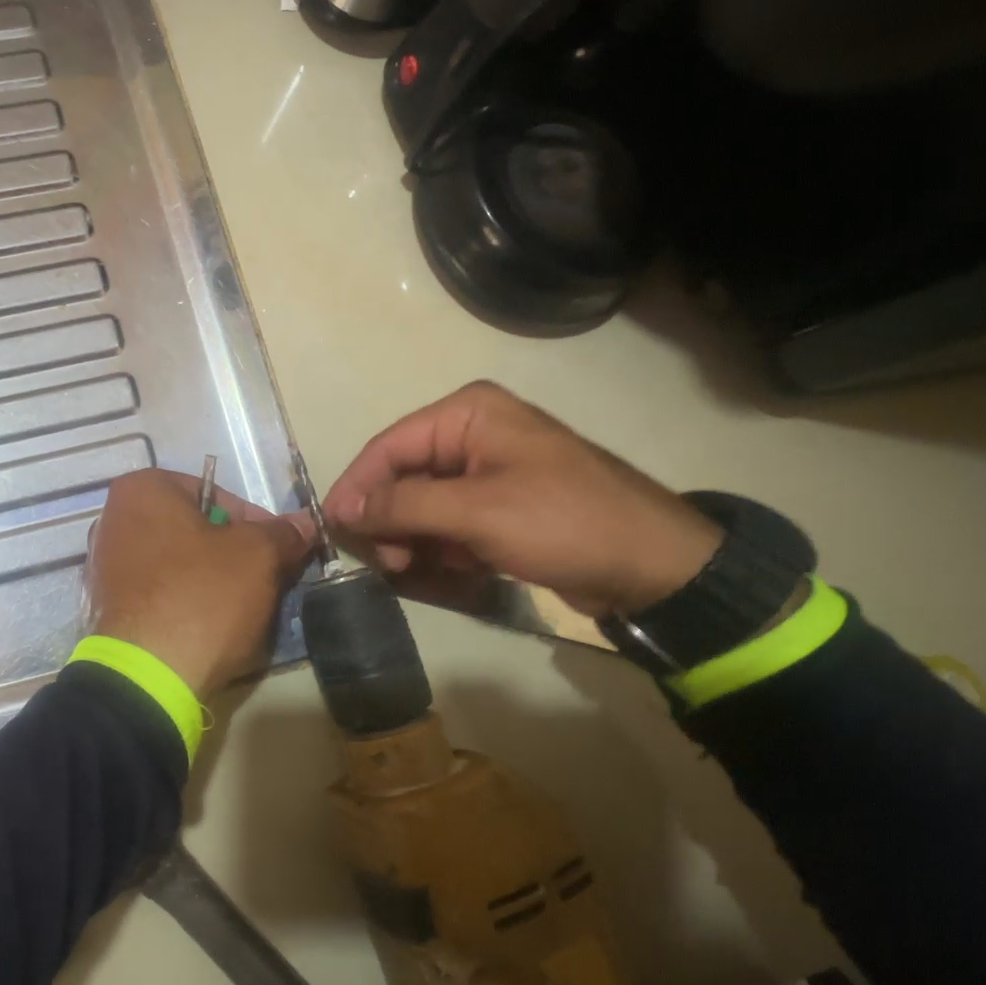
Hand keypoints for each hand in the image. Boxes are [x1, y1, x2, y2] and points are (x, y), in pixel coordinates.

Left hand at [87, 470, 313, 695]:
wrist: (149, 676)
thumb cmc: (201, 595)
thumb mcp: (257, 556)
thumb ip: (282, 533)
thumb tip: (305, 524)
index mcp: (142, 490)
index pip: (215, 493)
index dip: (254, 523)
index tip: (277, 552)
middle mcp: (113, 518)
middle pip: (193, 529)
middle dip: (231, 553)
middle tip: (265, 581)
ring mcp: (104, 565)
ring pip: (176, 563)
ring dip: (210, 580)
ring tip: (241, 609)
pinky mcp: (106, 607)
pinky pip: (158, 593)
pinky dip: (183, 603)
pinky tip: (207, 627)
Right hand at [324, 381, 722, 617]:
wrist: (653, 566)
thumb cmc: (562, 523)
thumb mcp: (476, 512)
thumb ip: (402, 506)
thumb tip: (343, 508)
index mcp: (469, 414)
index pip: (389, 446)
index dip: (357, 487)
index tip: (332, 528)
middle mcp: (474, 433)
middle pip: (403, 475)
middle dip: (388, 518)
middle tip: (383, 561)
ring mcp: (489, 470)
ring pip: (422, 503)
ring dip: (411, 537)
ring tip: (410, 570)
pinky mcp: (501, 505)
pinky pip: (450, 521)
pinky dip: (440, 546)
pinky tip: (448, 569)